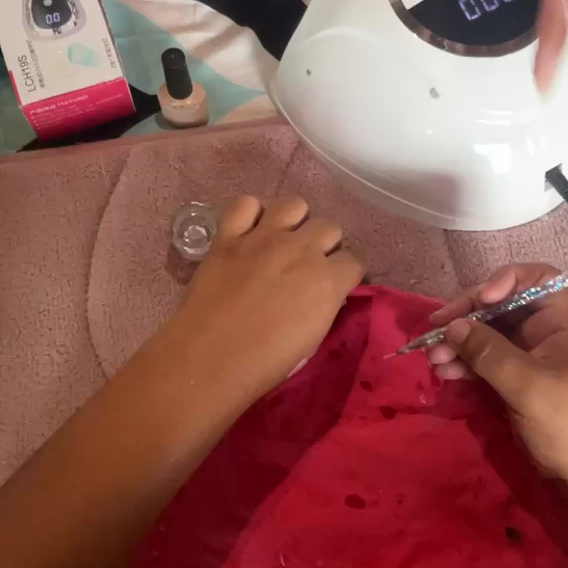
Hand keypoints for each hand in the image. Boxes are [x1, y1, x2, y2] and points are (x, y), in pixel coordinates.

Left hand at [162, 196, 364, 407]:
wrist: (212, 358)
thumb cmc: (267, 362)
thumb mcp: (312, 339)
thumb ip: (324, 306)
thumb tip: (324, 293)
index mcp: (328, 280)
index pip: (354, 260)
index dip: (346, 273)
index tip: (336, 284)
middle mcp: (301, 248)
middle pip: (328, 227)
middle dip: (324, 245)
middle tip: (308, 266)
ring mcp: (263, 237)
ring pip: (293, 205)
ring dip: (294, 221)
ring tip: (283, 241)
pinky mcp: (228, 236)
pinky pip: (245, 204)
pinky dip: (250, 214)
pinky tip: (248, 232)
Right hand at [426, 264, 567, 487]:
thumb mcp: (528, 386)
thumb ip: (489, 352)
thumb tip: (453, 327)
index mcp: (562, 324)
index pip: (538, 278)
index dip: (508, 279)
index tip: (483, 298)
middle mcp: (544, 333)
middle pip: (502, 306)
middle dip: (468, 316)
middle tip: (436, 329)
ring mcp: (528, 357)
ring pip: (487, 334)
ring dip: (458, 342)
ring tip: (433, 358)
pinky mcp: (514, 379)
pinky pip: (483, 360)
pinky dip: (463, 363)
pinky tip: (444, 372)